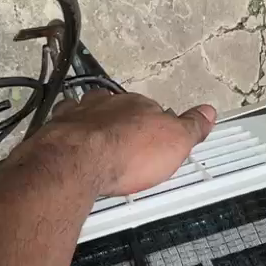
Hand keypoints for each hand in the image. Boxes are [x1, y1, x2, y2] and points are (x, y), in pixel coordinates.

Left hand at [20, 92, 214, 198]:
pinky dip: (66, 132)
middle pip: (117, 109)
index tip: (154, 138)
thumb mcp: (175, 142)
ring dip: (92, 124)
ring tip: (97, 144)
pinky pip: (62, 124)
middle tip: (125, 144)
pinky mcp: (56, 129)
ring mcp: (79, 114)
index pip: (151, 110)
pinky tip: (69, 143)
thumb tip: (209, 111)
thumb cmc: (128, 154)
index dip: (154, 124)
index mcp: (137, 105)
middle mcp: (107, 103)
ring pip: (88, 112)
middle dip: (121, 122)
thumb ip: (192, 126)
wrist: (79, 162)